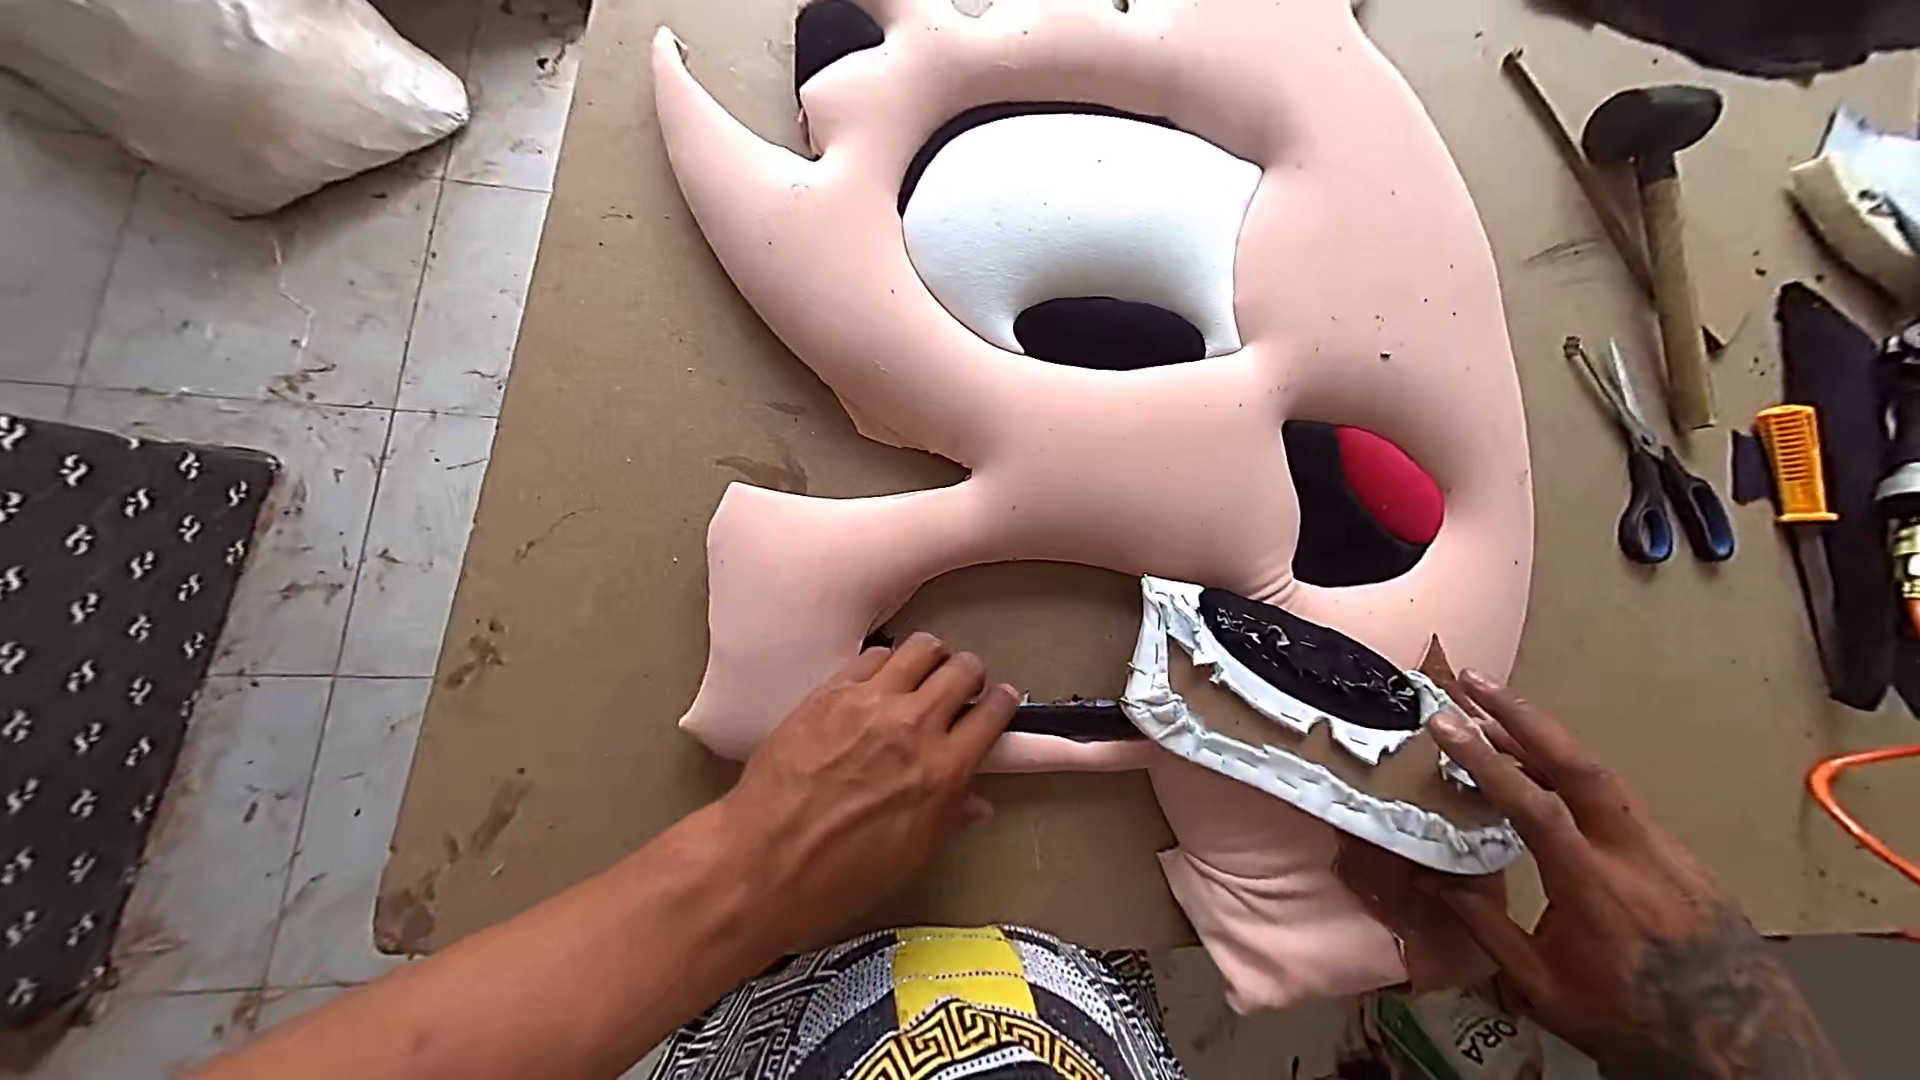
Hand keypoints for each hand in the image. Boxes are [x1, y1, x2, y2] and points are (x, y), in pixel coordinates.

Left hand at [719, 633, 1015, 949]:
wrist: (763, 859)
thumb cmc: (838, 872)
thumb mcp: (910, 852)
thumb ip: (949, 815)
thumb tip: (977, 803)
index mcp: (942, 769)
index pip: (992, 713)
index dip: (1003, 701)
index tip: (1001, 698)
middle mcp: (914, 725)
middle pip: (964, 668)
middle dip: (971, 671)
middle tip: (963, 681)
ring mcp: (872, 702)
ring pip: (922, 647)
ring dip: (932, 656)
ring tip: (924, 669)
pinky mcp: (833, 691)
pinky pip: (873, 655)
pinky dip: (886, 662)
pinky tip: (878, 680)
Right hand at [1424, 671, 1846, 1079]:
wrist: (1753, 1058)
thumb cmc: (1633, 1023)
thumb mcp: (1544, 988)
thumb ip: (1483, 926)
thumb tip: (1426, 878)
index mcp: (1598, 890)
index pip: (1536, 807)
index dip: (1486, 760)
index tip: (1444, 724)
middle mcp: (1638, 859)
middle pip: (1583, 768)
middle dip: (1525, 717)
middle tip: (1475, 681)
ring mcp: (1666, 854)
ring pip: (1601, 775)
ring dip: (1542, 736)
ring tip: (1490, 712)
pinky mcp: (1677, 856)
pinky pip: (1615, 797)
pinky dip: (1567, 769)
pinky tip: (1536, 766)